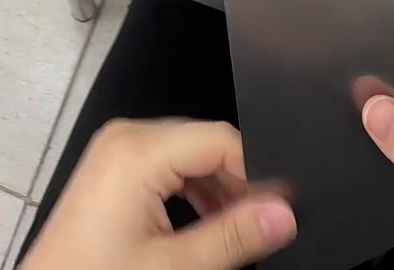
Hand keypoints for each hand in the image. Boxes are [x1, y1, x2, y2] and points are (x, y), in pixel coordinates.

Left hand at [22, 118, 296, 269]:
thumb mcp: (174, 267)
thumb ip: (233, 237)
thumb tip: (282, 212)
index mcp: (137, 150)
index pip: (220, 138)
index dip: (256, 172)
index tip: (279, 208)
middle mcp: (124, 138)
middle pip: (203, 144)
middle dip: (236, 184)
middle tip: (261, 228)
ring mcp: (114, 150)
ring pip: (186, 155)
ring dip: (214, 191)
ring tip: (234, 235)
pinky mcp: (111, 167)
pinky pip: (163, 165)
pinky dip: (188, 192)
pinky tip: (202, 226)